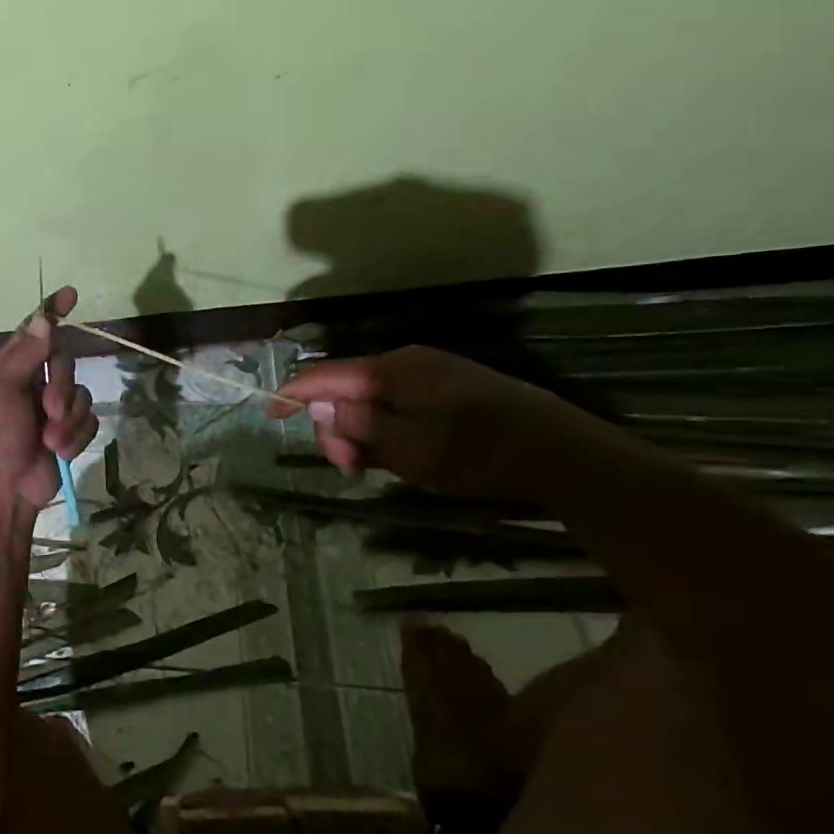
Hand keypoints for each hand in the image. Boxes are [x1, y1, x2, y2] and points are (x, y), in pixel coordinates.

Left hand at [0, 285, 98, 509]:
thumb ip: (25, 354)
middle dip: (62, 387)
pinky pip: (89, 419)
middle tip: (50, 410)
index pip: (33, 331)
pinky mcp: (69, 431)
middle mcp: (32, 383)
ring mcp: (52, 408)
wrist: (7, 491)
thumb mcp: (2, 390)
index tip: (70, 294)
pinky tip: (60, 451)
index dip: (52, 312)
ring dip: (69, 419)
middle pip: (65, 362)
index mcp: (10, 369)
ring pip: (81, 393)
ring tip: (52, 442)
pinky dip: (76, 435)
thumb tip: (43, 317)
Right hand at [272, 345, 622, 499]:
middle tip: (351, 470)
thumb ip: (361, 425)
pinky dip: (385, 427)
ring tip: (379, 468)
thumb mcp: (413, 450)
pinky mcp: (447, 385)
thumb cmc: (482, 454)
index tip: (270, 414)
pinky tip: (400, 453)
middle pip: (346, 388)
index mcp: (394, 371)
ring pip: (370, 398)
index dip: (293, 393)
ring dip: (362, 432)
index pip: (326, 375)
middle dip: (337, 427)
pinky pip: (396, 402)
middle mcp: (406, 362)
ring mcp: (429, 372)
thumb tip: (319, 403)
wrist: (563, 451)